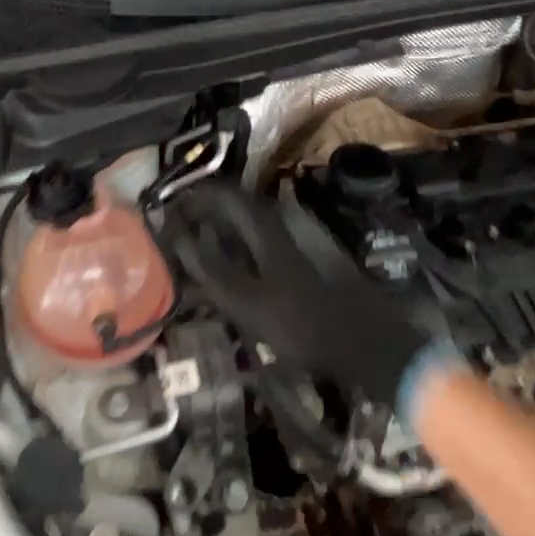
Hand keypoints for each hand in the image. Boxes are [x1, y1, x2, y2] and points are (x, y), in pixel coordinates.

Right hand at [170, 181, 433, 404]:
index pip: (221, 193)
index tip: (168, 212)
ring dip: (224, 231)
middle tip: (180, 234)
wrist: (367, 342)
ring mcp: (300, 235)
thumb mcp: (246, 302)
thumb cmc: (302, 324)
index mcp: (267, 222)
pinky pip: (265, 240)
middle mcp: (284, 219)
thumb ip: (210, 268)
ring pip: (251, 223)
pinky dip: (243, 247)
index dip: (192, 199)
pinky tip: (235, 271)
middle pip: (236, 206)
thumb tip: (179, 237)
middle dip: (206, 215)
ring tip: (201, 253)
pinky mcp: (309, 255)